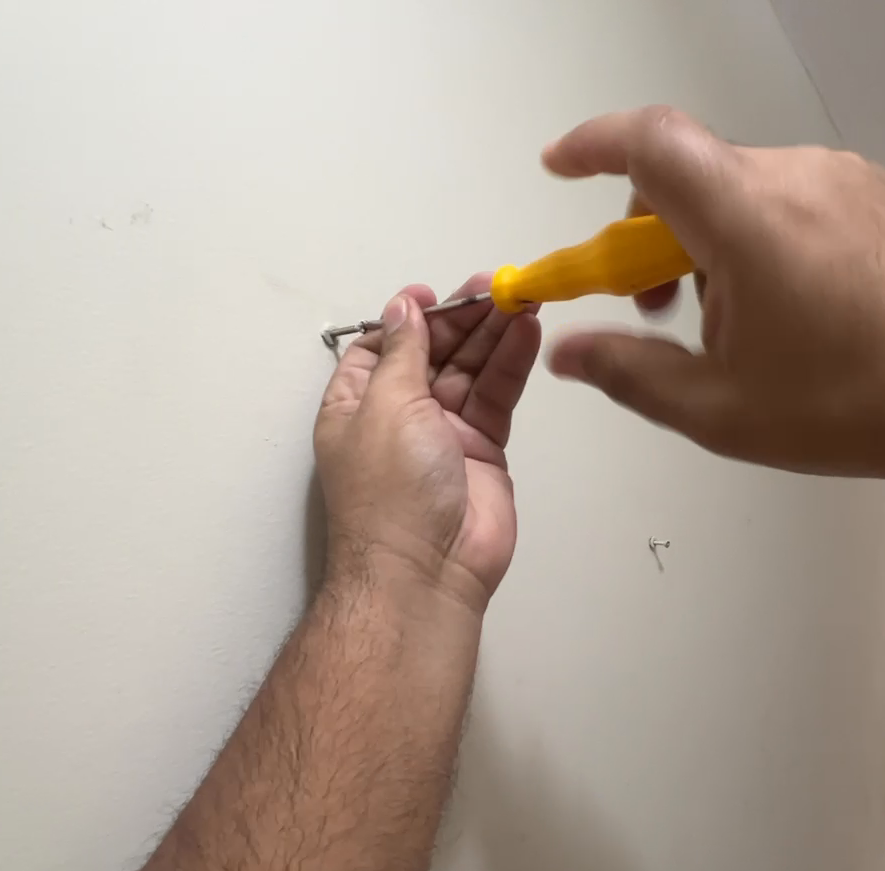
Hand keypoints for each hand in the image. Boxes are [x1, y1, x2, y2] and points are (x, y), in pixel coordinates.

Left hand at [314, 275, 541, 612]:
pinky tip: (527, 333)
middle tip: (498, 286)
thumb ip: (401, 352)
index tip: (432, 295)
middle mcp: (399, 417)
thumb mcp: (385, 405)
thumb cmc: (390, 494)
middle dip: (463, 319)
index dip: (407, 318)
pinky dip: (511, 366)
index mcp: (357, 406)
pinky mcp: (482, 449)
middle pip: (433, 353)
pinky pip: (496, 398)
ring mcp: (443, 434)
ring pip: (470, 371)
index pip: (381, 348)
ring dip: (494, 334)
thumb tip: (402, 309)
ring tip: (523, 298)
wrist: (428, 570)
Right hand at [541, 106, 884, 480]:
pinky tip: (775, 311)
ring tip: (724, 328)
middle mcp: (798, 177)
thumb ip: (628, 372)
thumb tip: (568, 352)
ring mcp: (845, 181)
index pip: (651, 145)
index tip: (559, 165)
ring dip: (701, 245)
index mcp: (750, 219)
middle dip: (647, 237)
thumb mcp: (715, 407)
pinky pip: (786, 200)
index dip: (593, 145)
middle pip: (689, 174)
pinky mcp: (875, 198)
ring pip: (737, 190)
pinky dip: (750, 241)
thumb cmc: (851, 405)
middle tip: (652, 310)